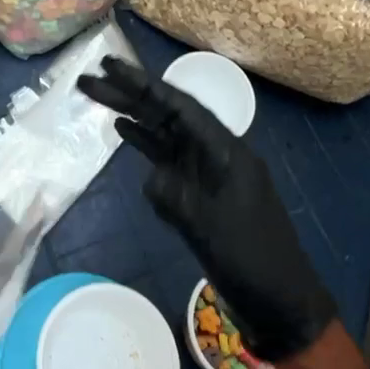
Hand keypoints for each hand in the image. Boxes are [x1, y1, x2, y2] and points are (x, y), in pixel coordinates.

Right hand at [79, 57, 336, 361]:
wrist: (280, 303)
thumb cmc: (253, 262)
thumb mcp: (212, 230)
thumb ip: (176, 199)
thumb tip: (149, 177)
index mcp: (226, 152)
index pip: (179, 107)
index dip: (144, 84)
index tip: (111, 65)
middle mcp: (214, 154)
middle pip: (166, 115)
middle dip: (130, 95)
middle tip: (89, 79)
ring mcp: (205, 174)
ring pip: (163, 134)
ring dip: (132, 115)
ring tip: (97, 97)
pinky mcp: (198, 194)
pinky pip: (165, 159)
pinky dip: (144, 144)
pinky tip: (122, 131)